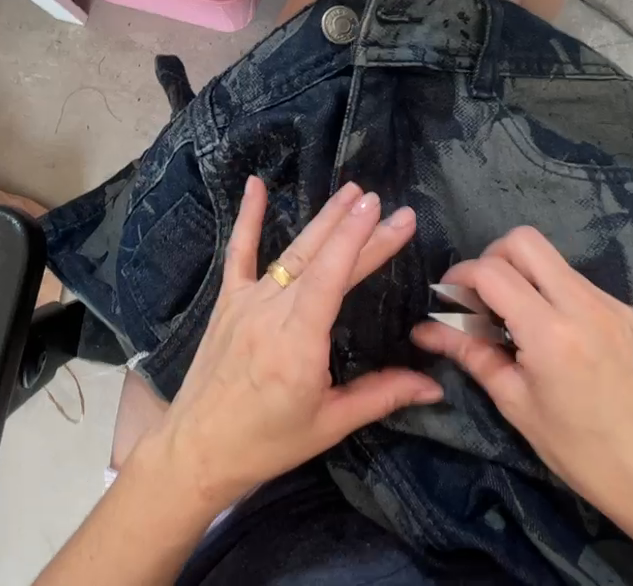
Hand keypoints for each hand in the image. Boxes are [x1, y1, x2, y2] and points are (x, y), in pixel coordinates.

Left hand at [139, 178, 443, 508]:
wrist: (197, 447)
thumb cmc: (266, 442)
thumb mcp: (329, 424)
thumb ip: (381, 395)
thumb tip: (434, 385)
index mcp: (298, 342)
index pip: (334, 277)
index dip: (360, 240)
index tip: (386, 211)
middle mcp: (271, 311)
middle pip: (319, 260)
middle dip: (354, 227)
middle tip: (384, 201)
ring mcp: (246, 301)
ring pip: (290, 252)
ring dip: (322, 220)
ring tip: (349, 191)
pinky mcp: (227, 300)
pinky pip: (239, 253)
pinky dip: (248, 217)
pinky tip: (255, 185)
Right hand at [411, 227, 632, 533]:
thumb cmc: (584, 453)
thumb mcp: (516, 404)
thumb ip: (471, 353)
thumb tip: (425, 330)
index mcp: (551, 332)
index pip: (491, 270)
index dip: (460, 276)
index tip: (449, 298)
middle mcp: (586, 306)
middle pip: (525, 241)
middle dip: (493, 258)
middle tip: (483, 296)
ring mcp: (617, 306)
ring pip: (556, 264)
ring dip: (527, 280)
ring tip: (520, 326)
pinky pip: (584, 289)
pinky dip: (559, 301)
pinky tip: (563, 343)